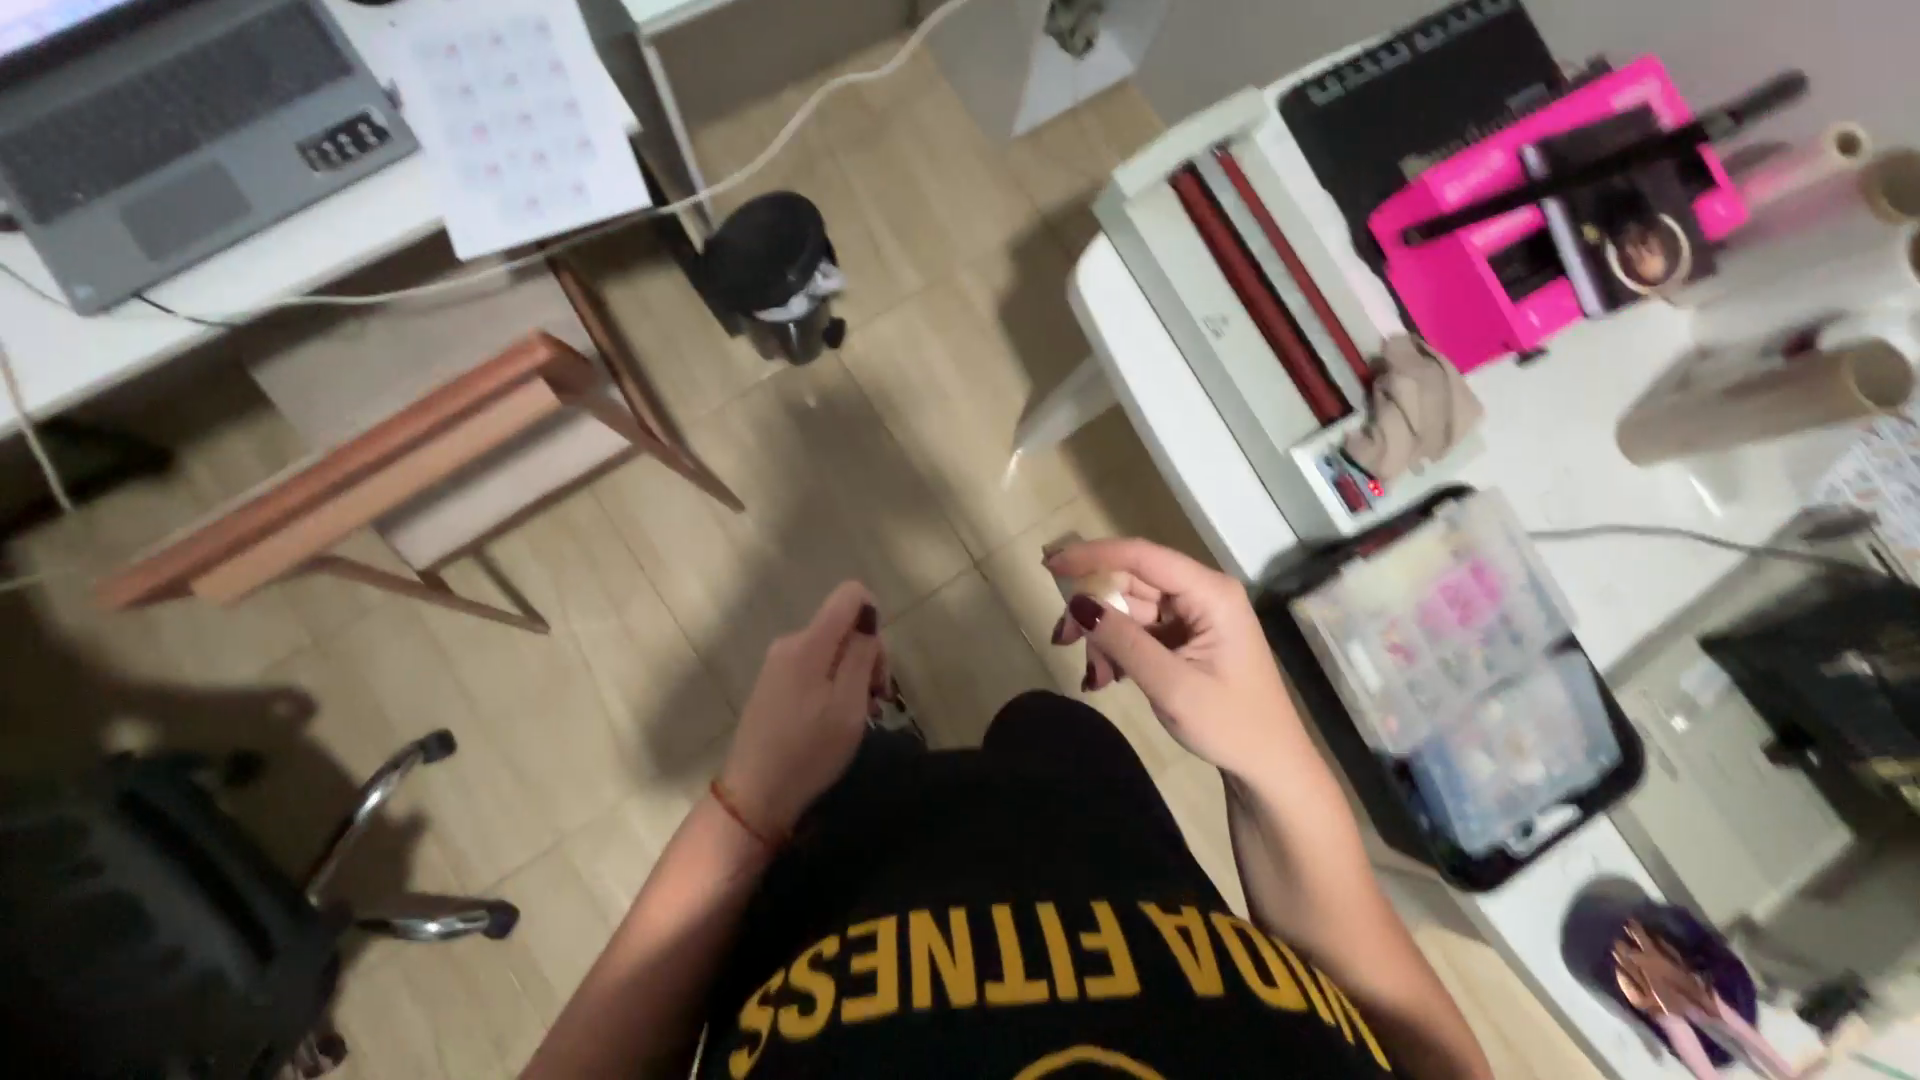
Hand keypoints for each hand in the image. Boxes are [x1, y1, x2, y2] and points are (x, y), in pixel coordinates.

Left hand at [719, 582, 887, 836]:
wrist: (755, 795)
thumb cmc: (809, 751)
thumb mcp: (849, 705)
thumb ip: (862, 655)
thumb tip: (867, 614)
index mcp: (809, 642)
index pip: (850, 595)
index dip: (874, 619)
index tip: (877, 667)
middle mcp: (790, 643)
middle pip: (844, 626)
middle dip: (868, 658)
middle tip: (877, 703)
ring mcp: (778, 665)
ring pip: (832, 651)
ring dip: (853, 678)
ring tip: (860, 719)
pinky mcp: (774, 685)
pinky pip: (815, 669)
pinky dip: (834, 688)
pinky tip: (836, 722)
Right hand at [1047, 539, 1299, 778]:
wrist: (1269, 767)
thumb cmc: (1230, 725)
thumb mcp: (1171, 685)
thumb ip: (1123, 641)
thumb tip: (1077, 604)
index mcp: (1210, 593)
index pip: (1142, 556)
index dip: (1093, 555)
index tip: (1050, 565)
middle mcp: (1202, 593)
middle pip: (1131, 581)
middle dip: (1094, 608)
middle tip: (1062, 640)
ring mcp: (1194, 615)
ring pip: (1130, 607)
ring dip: (1104, 637)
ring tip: (1095, 677)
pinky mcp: (1186, 636)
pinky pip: (1139, 629)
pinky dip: (1118, 648)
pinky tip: (1107, 677)